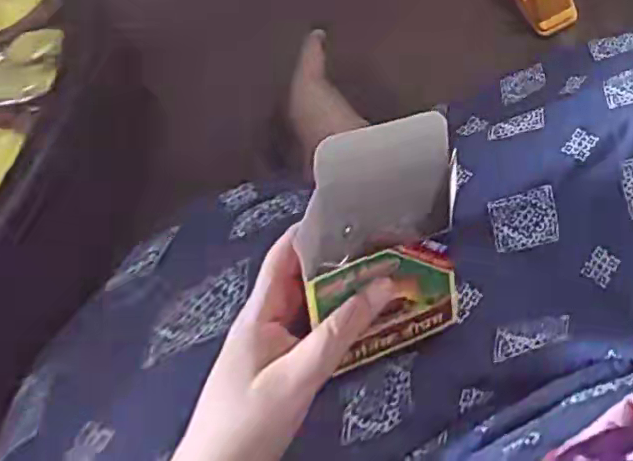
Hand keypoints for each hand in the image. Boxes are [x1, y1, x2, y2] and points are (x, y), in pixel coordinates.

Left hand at [171, 222, 391, 460]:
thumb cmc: (247, 423)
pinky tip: (367, 315)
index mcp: (260, 311)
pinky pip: (314, 328)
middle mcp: (266, 319)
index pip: (285, 252)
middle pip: (305, 275)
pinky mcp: (280, 364)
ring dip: (345, 289)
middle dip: (342, 258)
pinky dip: (340, 316)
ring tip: (385, 272)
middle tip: (383, 243)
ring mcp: (272, 343)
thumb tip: (385, 282)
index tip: (351, 210)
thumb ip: (341, 330)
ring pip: (312, 303)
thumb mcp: (298, 376)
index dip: (313, 227)